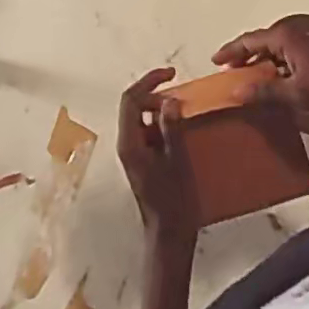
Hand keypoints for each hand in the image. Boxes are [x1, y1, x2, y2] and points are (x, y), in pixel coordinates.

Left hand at [117, 67, 197, 241]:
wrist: (169, 234)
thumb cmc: (173, 201)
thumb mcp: (176, 162)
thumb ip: (171, 129)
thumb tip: (170, 100)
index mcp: (129, 142)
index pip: (131, 99)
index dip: (148, 81)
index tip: (171, 73)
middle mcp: (126, 142)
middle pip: (133, 104)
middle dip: (154, 93)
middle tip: (179, 93)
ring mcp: (132, 151)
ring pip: (140, 116)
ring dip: (159, 107)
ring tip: (182, 108)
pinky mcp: (141, 158)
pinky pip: (147, 130)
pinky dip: (161, 122)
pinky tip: (179, 127)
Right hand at [212, 15, 308, 136]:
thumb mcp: (297, 95)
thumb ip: (265, 92)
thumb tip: (236, 91)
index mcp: (285, 38)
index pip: (249, 41)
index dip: (230, 51)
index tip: (216, 61)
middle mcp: (292, 37)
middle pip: (259, 44)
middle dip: (242, 57)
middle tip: (227, 71)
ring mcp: (303, 47)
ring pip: (271, 53)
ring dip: (258, 65)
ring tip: (244, 80)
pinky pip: (282, 60)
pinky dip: (271, 70)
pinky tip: (270, 86)